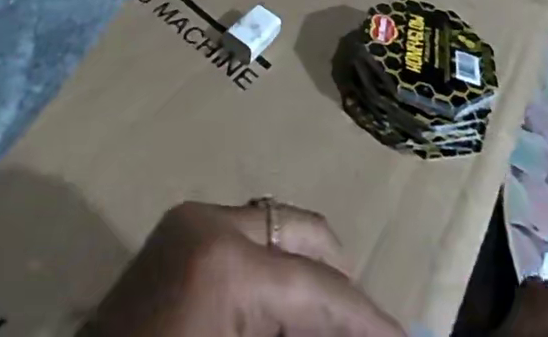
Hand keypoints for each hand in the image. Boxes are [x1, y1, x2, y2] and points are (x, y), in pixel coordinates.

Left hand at [83, 200, 403, 336]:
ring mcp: (189, 224)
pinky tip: (279, 323)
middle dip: (341, 291)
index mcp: (225, 260)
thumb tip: (358, 328)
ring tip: (320, 328)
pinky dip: (272, 283)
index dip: (371, 322)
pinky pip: (247, 247)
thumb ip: (309, 334)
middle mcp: (210, 222)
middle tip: (361, 333)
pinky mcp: (177, 237)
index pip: (324, 291)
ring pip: (280, 238)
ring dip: (307, 287)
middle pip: (308, 238)